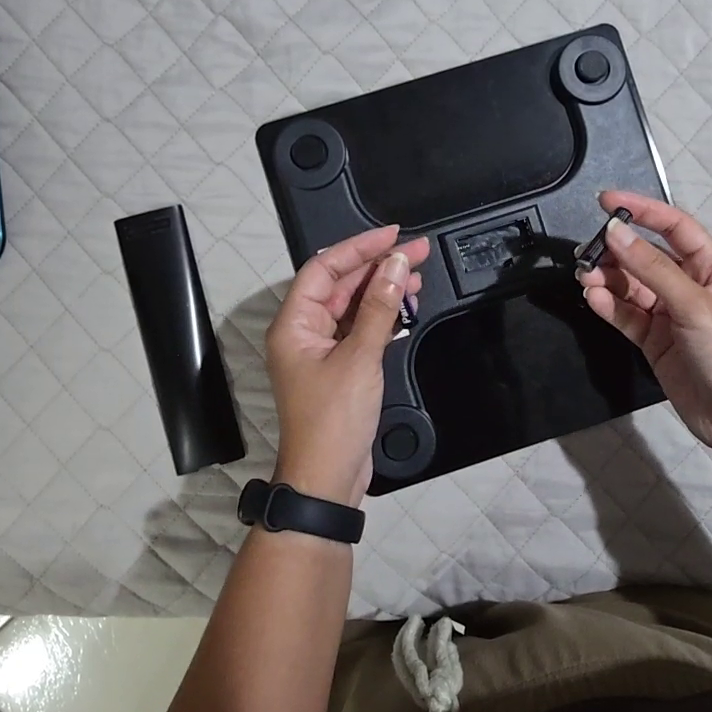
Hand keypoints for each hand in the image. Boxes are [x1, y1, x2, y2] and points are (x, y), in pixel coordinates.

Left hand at [265, 226, 429, 507]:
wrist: (327, 478)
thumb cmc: (334, 418)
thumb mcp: (360, 358)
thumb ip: (379, 308)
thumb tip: (396, 265)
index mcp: (294, 324)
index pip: (324, 269)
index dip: (358, 247)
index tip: (393, 234)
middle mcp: (304, 332)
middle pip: (341, 285)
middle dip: (378, 267)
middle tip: (417, 251)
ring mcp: (322, 351)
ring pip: (353, 306)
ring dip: (383, 291)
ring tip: (417, 275)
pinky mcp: (340, 368)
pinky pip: (360, 329)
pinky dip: (383, 317)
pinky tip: (406, 306)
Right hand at [576, 191, 711, 452]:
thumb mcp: (695, 307)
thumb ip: (653, 269)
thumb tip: (616, 233)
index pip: (675, 227)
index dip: (643, 210)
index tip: (606, 201)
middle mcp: (689, 287)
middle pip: (646, 256)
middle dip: (617, 250)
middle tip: (586, 250)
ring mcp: (670, 315)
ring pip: (631, 286)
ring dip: (607, 279)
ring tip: (584, 277)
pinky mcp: (653, 341)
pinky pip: (626, 315)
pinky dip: (608, 306)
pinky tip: (593, 298)